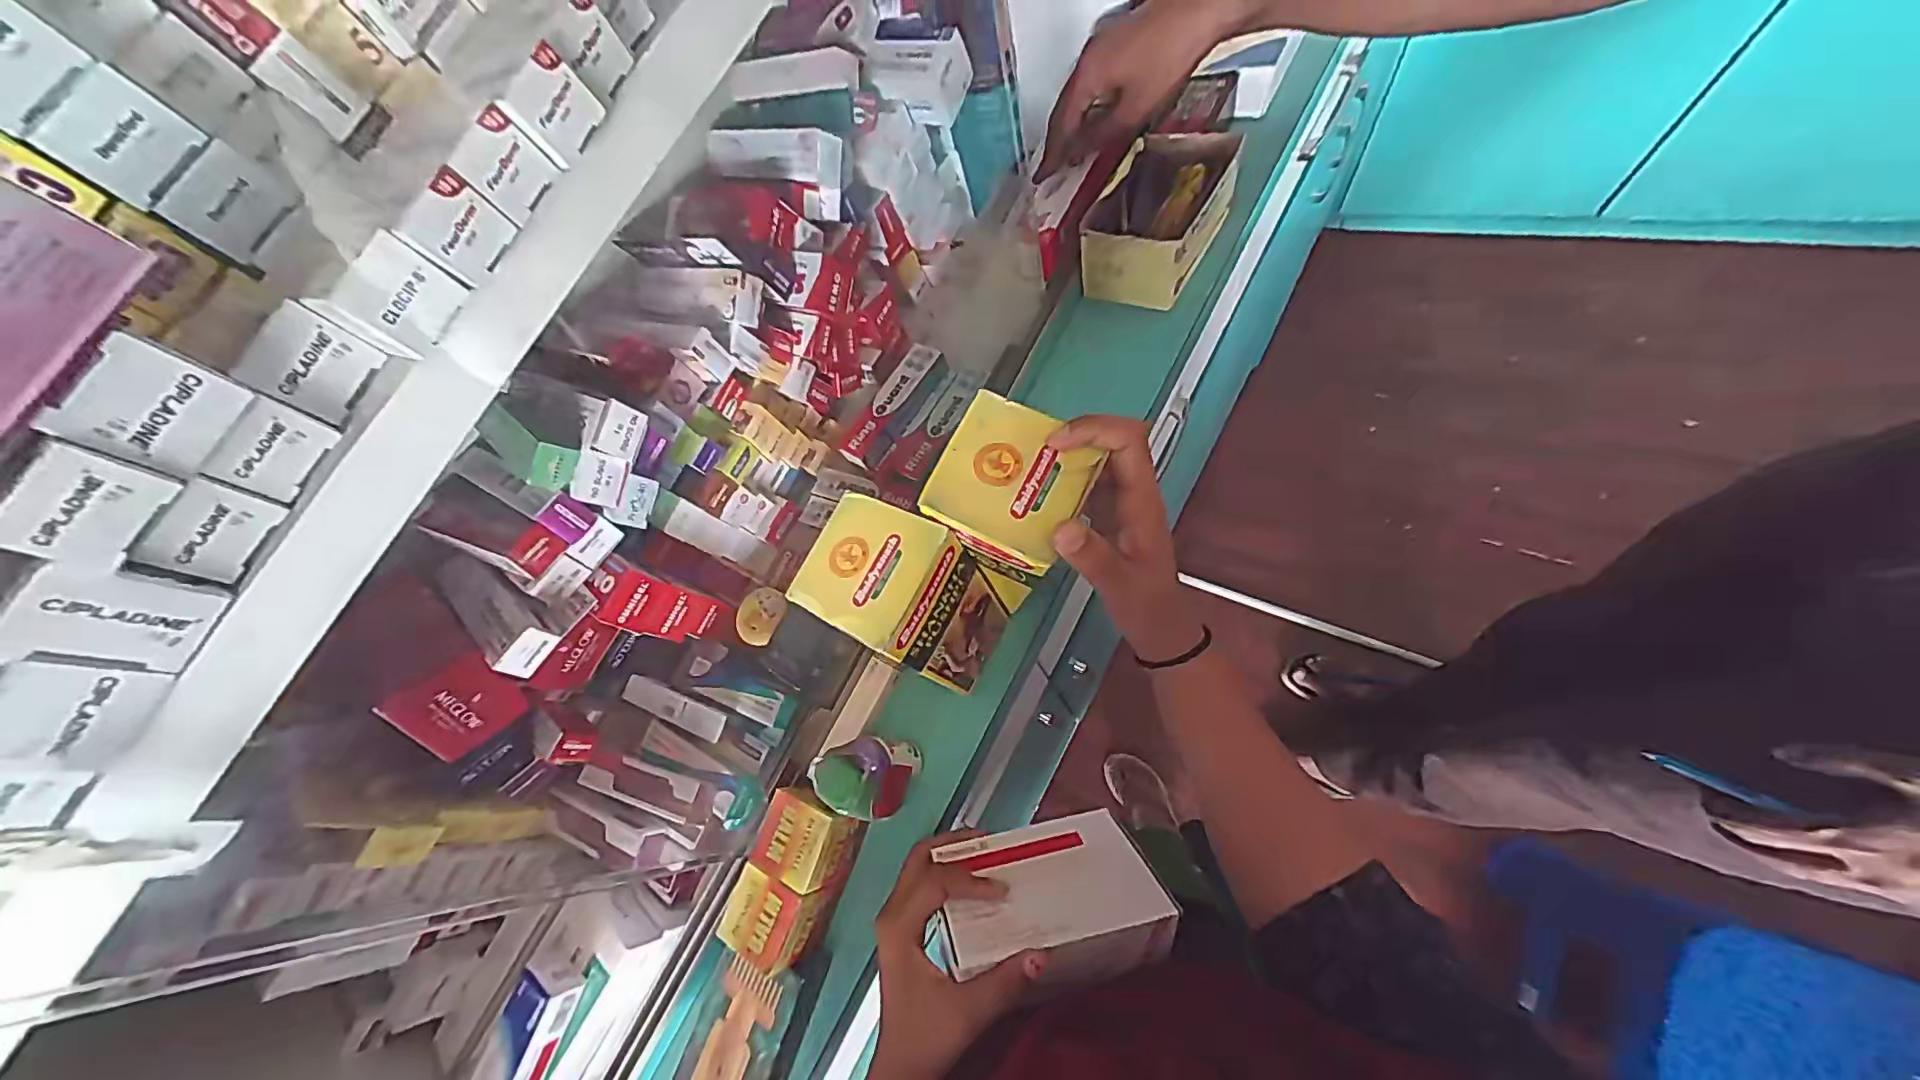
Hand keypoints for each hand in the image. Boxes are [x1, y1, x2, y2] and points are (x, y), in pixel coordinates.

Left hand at [871, 832, 1047, 1079]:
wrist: (901, 1067)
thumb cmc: (926, 1038)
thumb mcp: (968, 1012)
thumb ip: (1004, 982)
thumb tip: (1041, 953)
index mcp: (899, 927)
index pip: (935, 882)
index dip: (971, 881)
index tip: (1002, 890)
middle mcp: (891, 914)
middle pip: (919, 858)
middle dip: (954, 844)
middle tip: (990, 842)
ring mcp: (893, 919)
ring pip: (917, 865)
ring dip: (949, 853)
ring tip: (984, 852)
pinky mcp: (901, 927)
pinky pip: (920, 882)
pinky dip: (945, 870)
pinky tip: (971, 880)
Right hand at [1037, 0, 1246, 179]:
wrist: (1200, 8)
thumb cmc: (1172, 50)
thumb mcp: (1136, 108)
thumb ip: (1104, 134)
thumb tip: (1081, 151)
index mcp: (1087, 75)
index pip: (1061, 124)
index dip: (1052, 154)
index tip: (1043, 175)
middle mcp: (1088, 59)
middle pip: (1065, 108)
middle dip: (1059, 140)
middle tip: (1053, 166)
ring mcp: (1102, 48)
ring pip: (1078, 95)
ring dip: (1073, 124)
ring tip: (1073, 150)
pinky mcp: (1117, 44)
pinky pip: (1091, 83)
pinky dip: (1088, 107)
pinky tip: (1095, 119)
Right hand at [1047, 416, 1205, 661]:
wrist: (1160, 626)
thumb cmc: (1147, 606)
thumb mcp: (1119, 586)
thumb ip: (1093, 558)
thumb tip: (1061, 527)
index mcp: (1141, 501)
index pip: (1129, 441)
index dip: (1094, 430)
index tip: (1056, 444)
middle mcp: (1132, 493)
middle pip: (1112, 441)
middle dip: (1074, 437)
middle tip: (1034, 452)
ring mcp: (1120, 502)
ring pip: (1097, 461)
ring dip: (1064, 458)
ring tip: (1028, 468)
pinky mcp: (1106, 515)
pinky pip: (1084, 485)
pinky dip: (1060, 483)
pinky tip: (1035, 497)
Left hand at [1713, 745, 1919, 909]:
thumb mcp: (1905, 775)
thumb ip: (1839, 760)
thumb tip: (1780, 752)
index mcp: (1850, 839)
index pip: (1764, 831)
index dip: (1727, 814)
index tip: (1704, 798)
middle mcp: (1861, 873)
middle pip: (1778, 860)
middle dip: (1740, 839)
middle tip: (1716, 817)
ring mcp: (1890, 895)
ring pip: (1810, 878)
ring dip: (1774, 856)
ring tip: (1750, 835)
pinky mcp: (1912, 905)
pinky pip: (1847, 887)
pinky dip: (1815, 869)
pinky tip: (1811, 855)